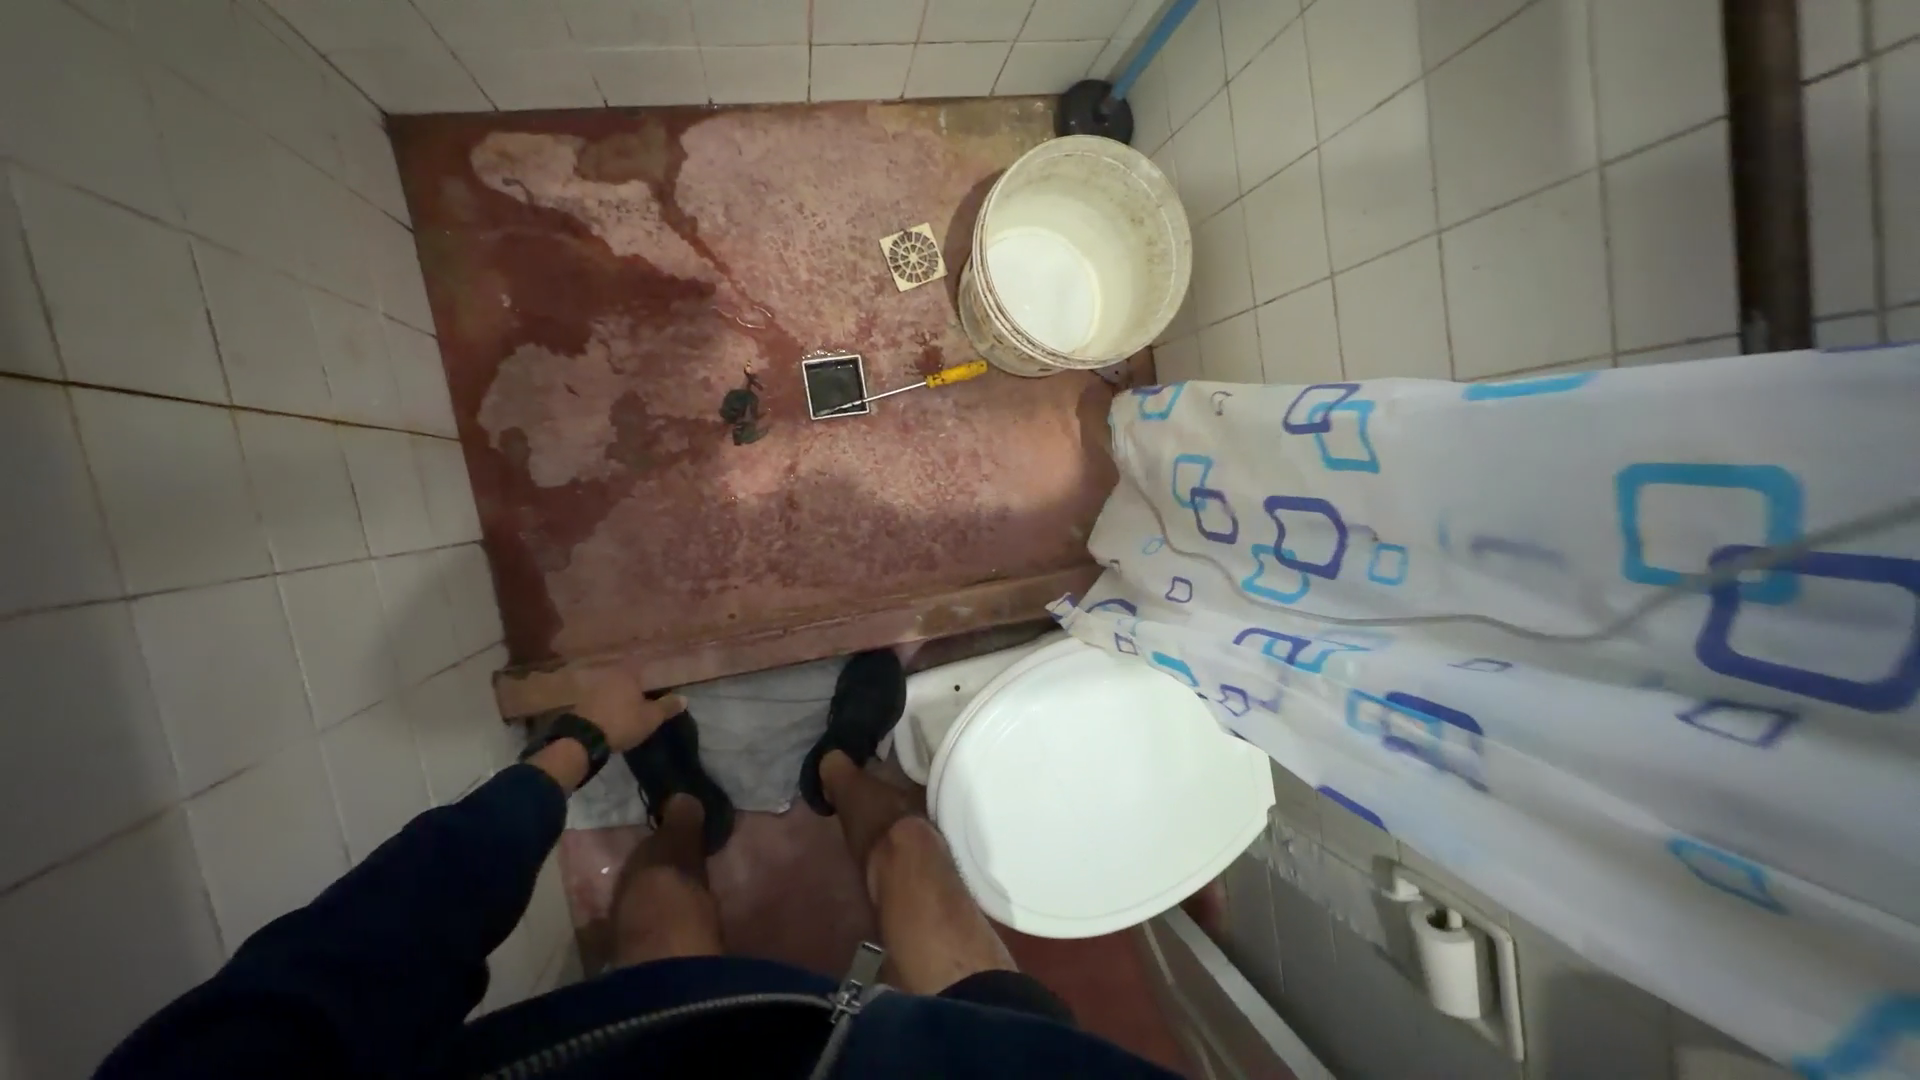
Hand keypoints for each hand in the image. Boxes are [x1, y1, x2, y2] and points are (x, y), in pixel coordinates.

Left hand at [572, 670, 685, 753]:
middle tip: (649, 691)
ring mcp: (594, 689)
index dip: (653, 670)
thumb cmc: (623, 722)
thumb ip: (668, 706)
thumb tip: (684, 698)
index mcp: (628, 673)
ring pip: (615, 687)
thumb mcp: (651, 717)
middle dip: (638, 683)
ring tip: (634, 703)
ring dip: (623, 694)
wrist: (584, 739)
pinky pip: (604, 699)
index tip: (661, 676)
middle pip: (628, 676)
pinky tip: (618, 712)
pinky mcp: (584, 703)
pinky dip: (612, 703)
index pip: (644, 665)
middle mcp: (610, 675)